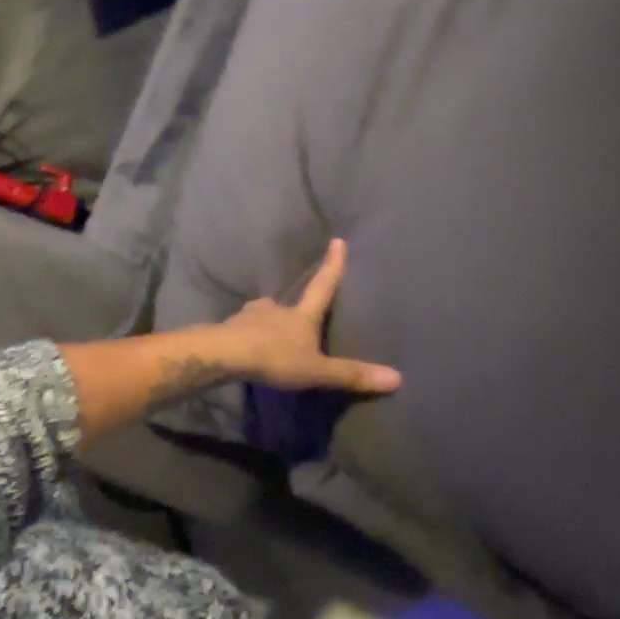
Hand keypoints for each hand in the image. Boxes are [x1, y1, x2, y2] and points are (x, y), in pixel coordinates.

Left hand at [214, 239, 401, 393]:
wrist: (222, 353)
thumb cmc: (274, 357)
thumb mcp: (316, 370)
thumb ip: (352, 374)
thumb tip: (397, 377)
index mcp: (300, 314)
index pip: (322, 286)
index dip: (332, 266)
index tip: (337, 241)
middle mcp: (274, 308)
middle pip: (288, 305)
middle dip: (294, 313)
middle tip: (299, 326)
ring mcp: (249, 315)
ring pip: (264, 316)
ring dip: (270, 326)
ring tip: (274, 344)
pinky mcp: (230, 328)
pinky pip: (245, 331)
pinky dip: (251, 338)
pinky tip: (251, 351)